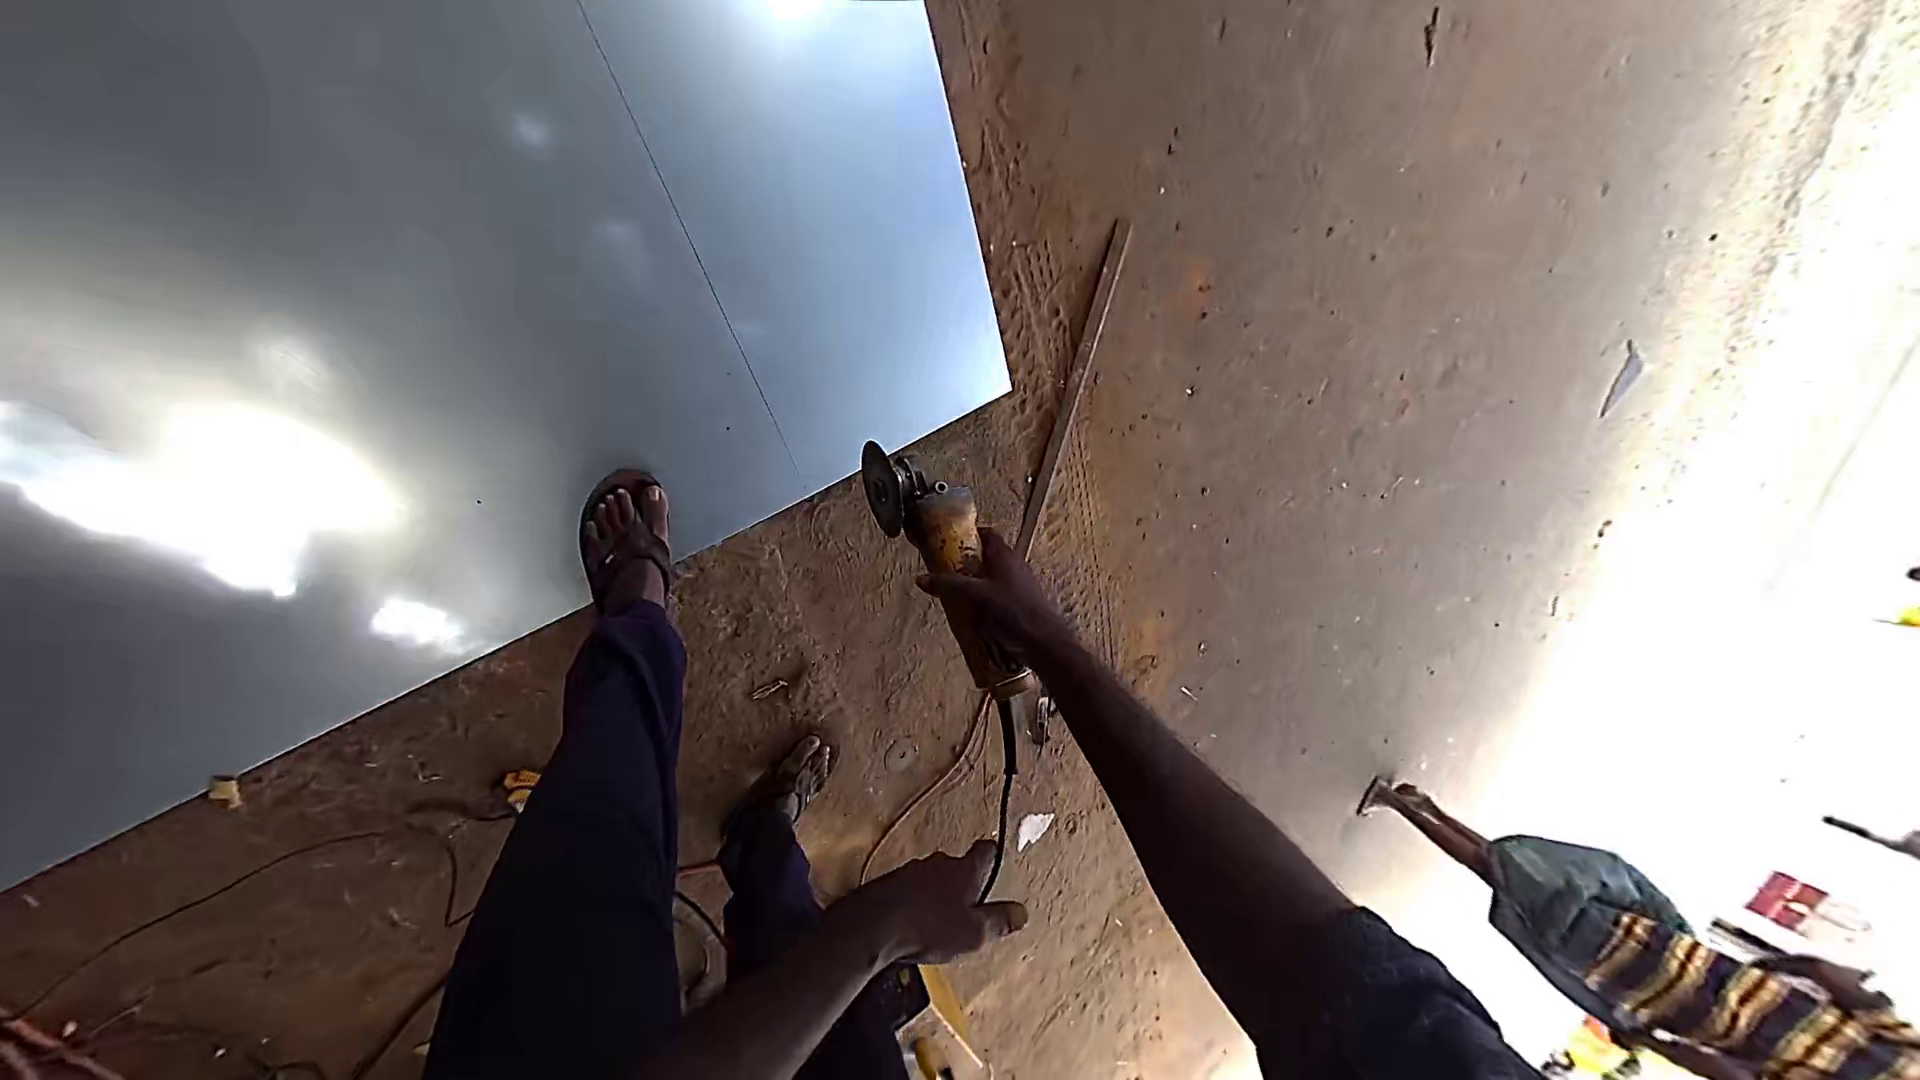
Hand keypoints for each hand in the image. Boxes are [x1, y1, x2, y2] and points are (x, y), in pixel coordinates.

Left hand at [834, 839, 1028, 964]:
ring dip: (938, 892)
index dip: (993, 856)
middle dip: (964, 882)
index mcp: (965, 871)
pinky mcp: (892, 882)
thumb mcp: (973, 933)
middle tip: (969, 906)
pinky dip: (917, 900)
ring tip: (939, 920)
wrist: (876, 923)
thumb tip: (1021, 912)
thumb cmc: (928, 927)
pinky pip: (912, 887)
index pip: (985, 850)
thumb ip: (998, 921)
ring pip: (934, 876)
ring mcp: (914, 870)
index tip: (996, 861)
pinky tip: (914, 922)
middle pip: (958, 865)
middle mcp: (940, 863)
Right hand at [915, 528, 1073, 657]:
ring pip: (996, 577)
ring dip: (979, 583)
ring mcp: (1023, 584)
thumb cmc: (1011, 610)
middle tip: (950, 571)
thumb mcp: (973, 596)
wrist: (1042, 640)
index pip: (987, 534)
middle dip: (970, 563)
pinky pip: (1002, 595)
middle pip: (990, 556)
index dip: (970, 535)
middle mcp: (1016, 565)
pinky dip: (989, 600)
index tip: (952, 542)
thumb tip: (922, 579)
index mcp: (1004, 555)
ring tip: (960, 595)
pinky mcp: (1025, 603)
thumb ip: (948, 585)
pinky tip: (978, 615)